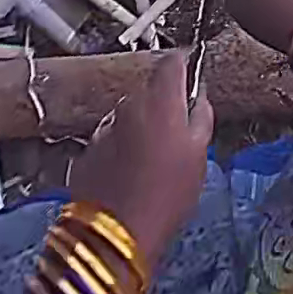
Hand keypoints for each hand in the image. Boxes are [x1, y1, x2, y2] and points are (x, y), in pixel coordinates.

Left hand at [67, 54, 213, 261]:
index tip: (191, 72)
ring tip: (154, 156)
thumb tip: (200, 98)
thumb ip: (202, 117)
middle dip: (164, 101)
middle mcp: (130, 102)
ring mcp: (107, 124)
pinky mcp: (91, 147)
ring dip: (142, 123)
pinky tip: (131, 170)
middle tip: (178, 128)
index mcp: (161, 99)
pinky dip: (123, 144)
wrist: (116, 233)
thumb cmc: (166, 195)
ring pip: (131, 112)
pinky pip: (113, 136)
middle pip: (150, 87)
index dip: (185, 63)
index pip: (173, 60)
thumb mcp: (199, 156)